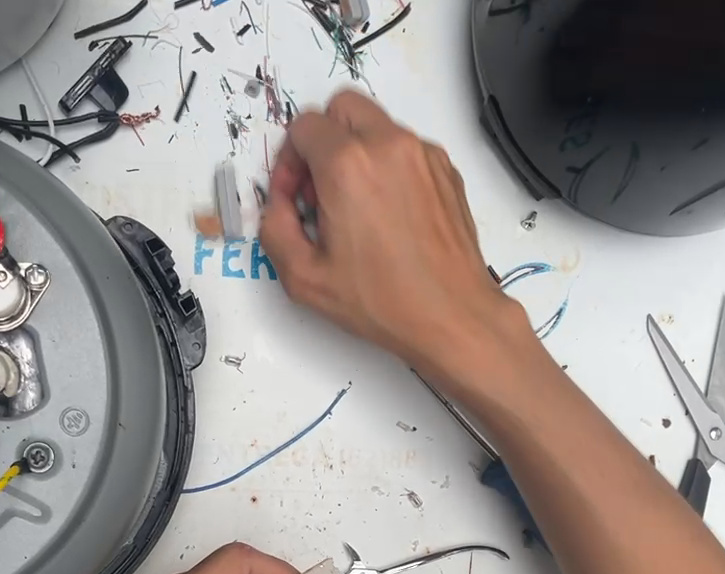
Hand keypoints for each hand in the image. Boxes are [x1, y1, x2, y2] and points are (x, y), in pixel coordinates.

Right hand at [260, 90, 526, 386]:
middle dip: (321, 143)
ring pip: (375, 127)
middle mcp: (388, 146)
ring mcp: (422, 154)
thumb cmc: (384, 301)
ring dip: (354, 155)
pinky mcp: (444, 170)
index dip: (288, 162)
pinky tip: (384, 218)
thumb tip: (277, 206)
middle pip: (341, 108)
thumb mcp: (304, 278)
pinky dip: (386, 170)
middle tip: (318, 192)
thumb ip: (275, 229)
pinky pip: (404, 150)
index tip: (293, 196)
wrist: (449, 315)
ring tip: (352, 211)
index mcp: (348, 166)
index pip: (303, 127)